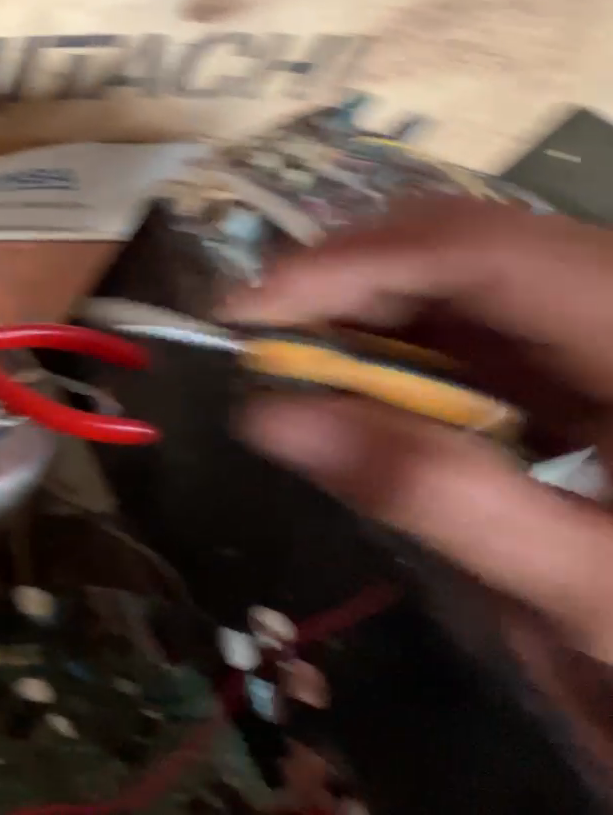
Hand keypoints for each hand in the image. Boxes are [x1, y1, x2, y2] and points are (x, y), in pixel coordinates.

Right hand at [223, 199, 612, 662]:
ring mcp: (604, 317)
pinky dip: (396, 329)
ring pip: (456, 263)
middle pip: (460, 238)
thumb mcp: (582, 582)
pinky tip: (365, 378)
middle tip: (259, 338)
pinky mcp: (584, 341)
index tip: (243, 315)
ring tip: (298, 362)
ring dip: (358, 304)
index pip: (480, 252)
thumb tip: (264, 418)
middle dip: (339, 278)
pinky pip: (472, 301)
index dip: (346, 264)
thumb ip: (431, 493)